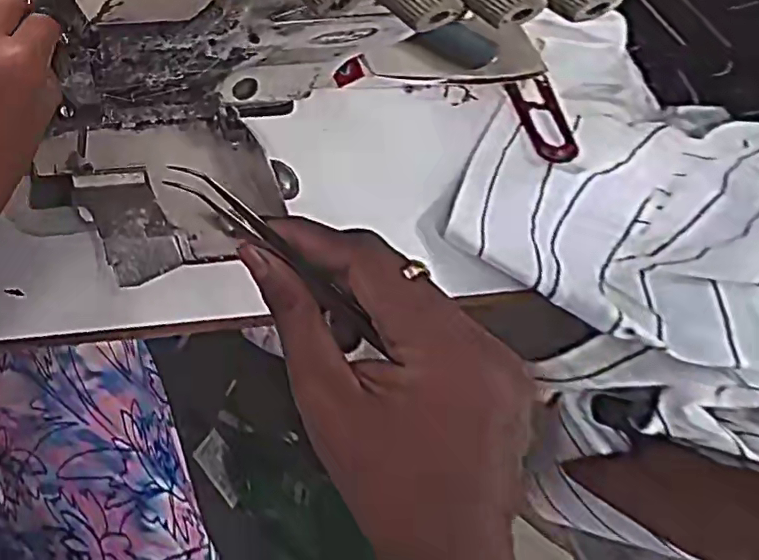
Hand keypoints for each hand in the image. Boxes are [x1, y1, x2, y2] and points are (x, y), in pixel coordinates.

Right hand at [240, 220, 535, 559]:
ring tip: (320, 309)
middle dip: (332, 261)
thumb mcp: (324, 394)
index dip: (313, 239)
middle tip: (284, 263)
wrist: (444, 555)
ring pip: (410, 286)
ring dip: (359, 286)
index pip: (370, 261)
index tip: (274, 232)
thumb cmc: (390, 492)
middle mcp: (484, 348)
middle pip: (393, 269)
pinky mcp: (494, 365)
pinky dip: (387, 310)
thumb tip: (263, 261)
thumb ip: (292, 313)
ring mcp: (495, 357)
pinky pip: (431, 312)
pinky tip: (360, 333)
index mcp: (447, 353)